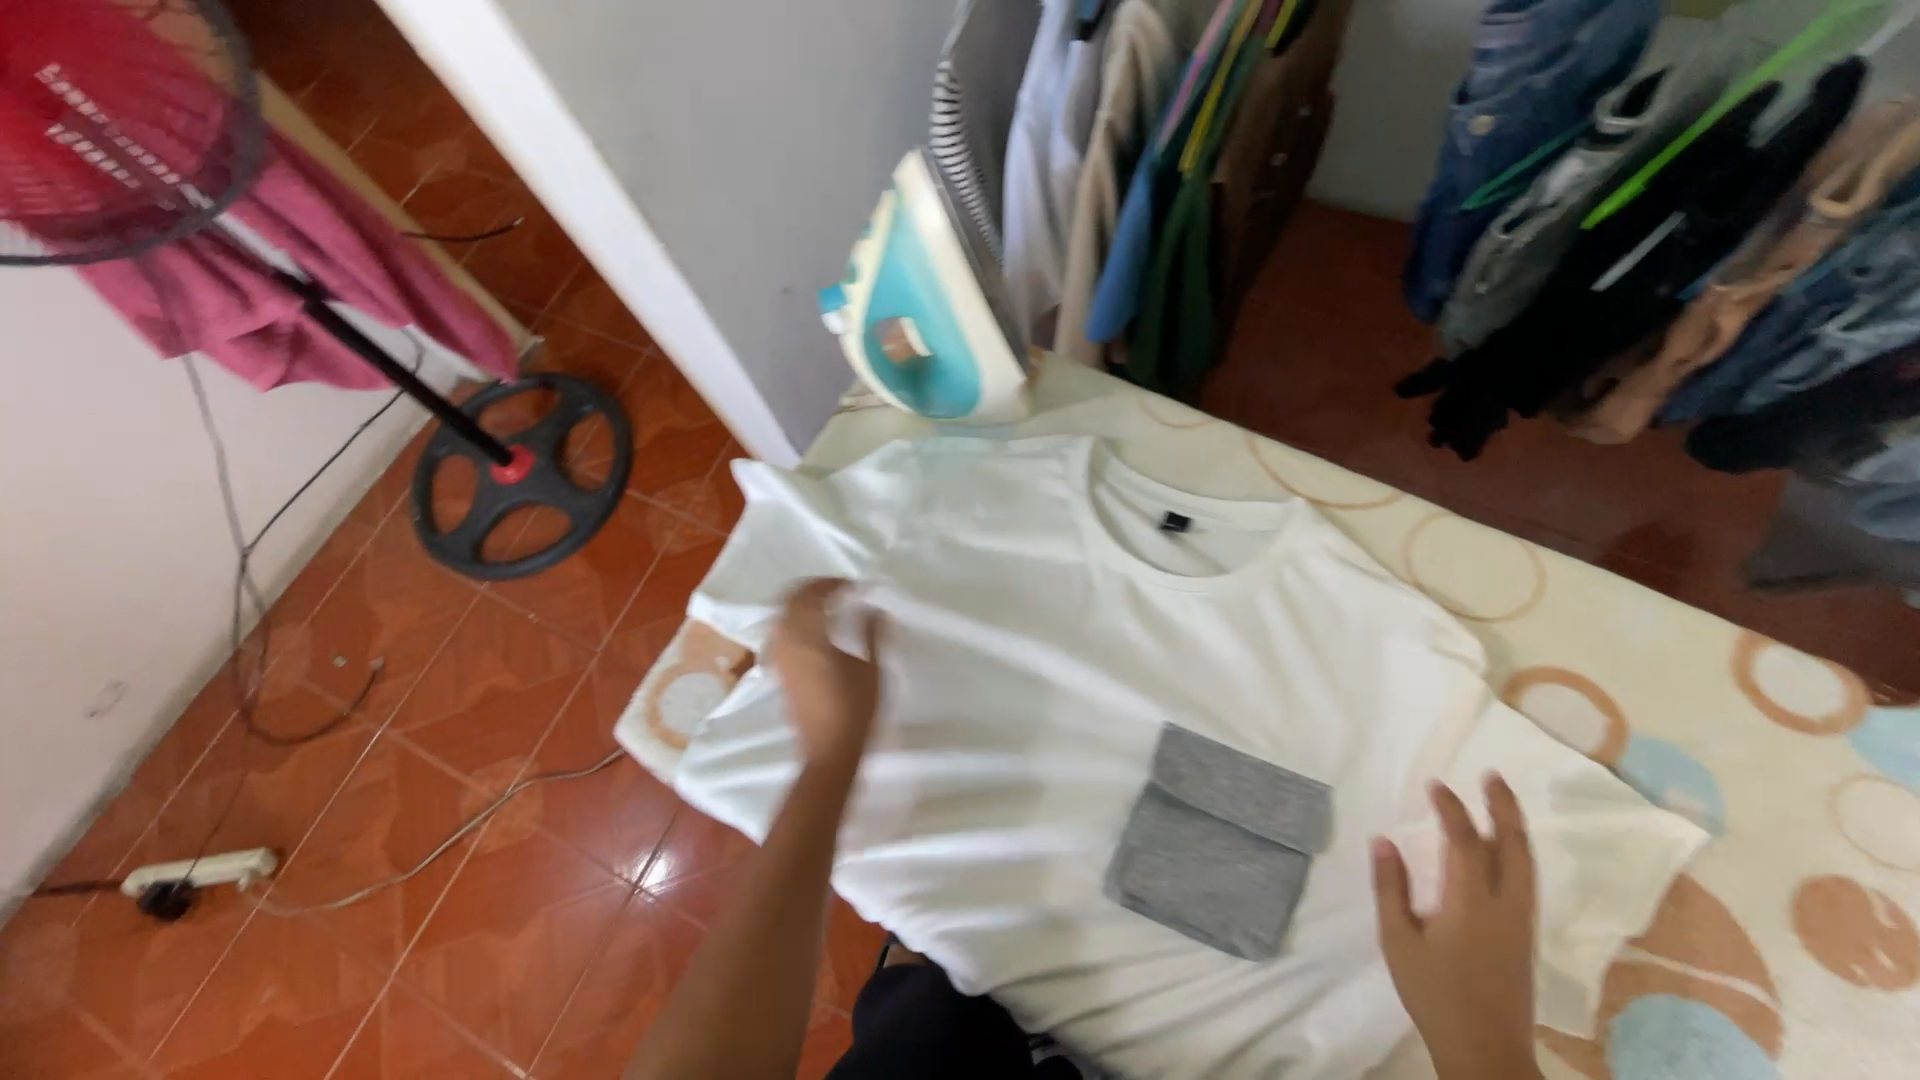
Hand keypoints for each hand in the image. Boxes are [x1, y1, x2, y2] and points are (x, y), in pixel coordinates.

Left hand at [768, 579, 883, 767]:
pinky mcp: (777, 669)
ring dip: (800, 602)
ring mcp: (779, 656)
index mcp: (811, 636)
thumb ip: (871, 633)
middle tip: (840, 589)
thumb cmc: (855, 710)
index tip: (856, 586)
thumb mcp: (872, 669)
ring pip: (781, 614)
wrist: (828, 749)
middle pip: (792, 599)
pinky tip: (811, 629)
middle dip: (814, 588)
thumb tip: (874, 608)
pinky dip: (792, 619)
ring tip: (825, 604)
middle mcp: (788, 641)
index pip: (816, 595)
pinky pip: (778, 631)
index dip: (835, 584)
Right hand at [1372, 775, 1541, 1079]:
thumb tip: (1384, 841)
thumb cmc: (1434, 993)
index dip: (1451, 809)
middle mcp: (1505, 906)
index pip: (1465, 841)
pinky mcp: (1524, 936)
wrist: (1485, 1049)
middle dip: (1503, 807)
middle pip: (1513, 846)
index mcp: (1471, 903)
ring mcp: (1521, 922)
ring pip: (1527, 863)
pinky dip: (1516, 851)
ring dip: (1514, 827)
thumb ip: (1391, 888)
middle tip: (1491, 775)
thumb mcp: (1398, 940)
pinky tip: (1504, 850)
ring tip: (1500, 802)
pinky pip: (1526, 879)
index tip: (1435, 785)